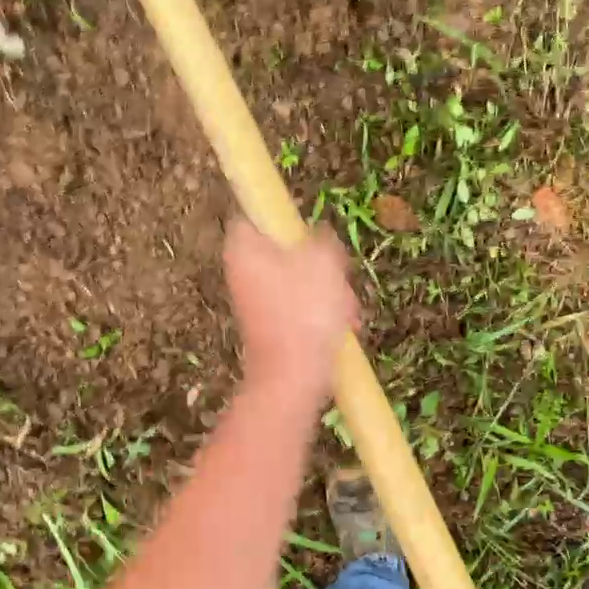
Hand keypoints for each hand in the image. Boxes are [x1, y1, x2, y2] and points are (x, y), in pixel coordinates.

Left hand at [222, 216, 359, 406]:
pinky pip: (301, 307)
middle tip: (339, 274)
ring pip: (299, 280)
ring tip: (346, 308)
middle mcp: (242, 271)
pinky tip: (343, 325)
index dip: (285, 217)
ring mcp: (256, 301)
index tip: (310, 228)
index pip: (256, 212)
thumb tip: (318, 234)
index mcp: (244, 246)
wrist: (293, 376)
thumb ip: (321, 237)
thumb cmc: (304, 313)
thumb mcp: (324, 261)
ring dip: (328, 290)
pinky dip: (322, 313)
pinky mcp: (272, 326)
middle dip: (319, 262)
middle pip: (284, 249)